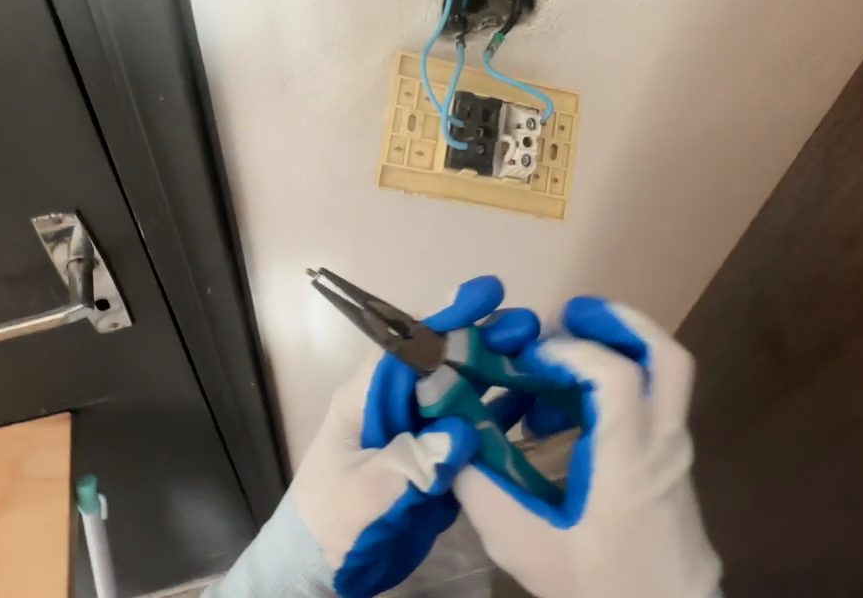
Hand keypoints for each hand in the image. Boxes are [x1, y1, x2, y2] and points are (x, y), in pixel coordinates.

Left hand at [289, 275, 538, 597]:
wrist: (323, 568)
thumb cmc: (332, 519)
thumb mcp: (366, 493)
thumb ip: (412, 461)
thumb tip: (462, 433)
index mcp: (368, 396)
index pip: (410, 345)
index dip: (448, 317)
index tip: (486, 294)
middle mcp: (396, 403)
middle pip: (442, 360)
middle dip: (482, 337)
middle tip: (527, 323)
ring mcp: (417, 429)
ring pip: (460, 388)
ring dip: (497, 369)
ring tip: (539, 352)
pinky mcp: (434, 457)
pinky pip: (470, 428)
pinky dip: (498, 414)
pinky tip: (532, 402)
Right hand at [454, 297, 720, 597]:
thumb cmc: (603, 589)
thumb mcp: (529, 549)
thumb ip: (484, 491)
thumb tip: (452, 437)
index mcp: (631, 462)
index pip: (617, 377)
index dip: (570, 353)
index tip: (528, 362)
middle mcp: (664, 444)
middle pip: (664, 356)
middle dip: (616, 322)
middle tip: (567, 316)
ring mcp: (676, 450)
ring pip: (665, 370)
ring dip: (613, 346)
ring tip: (558, 361)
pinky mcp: (673, 459)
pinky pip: (653, 396)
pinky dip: (615, 378)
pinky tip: (568, 408)